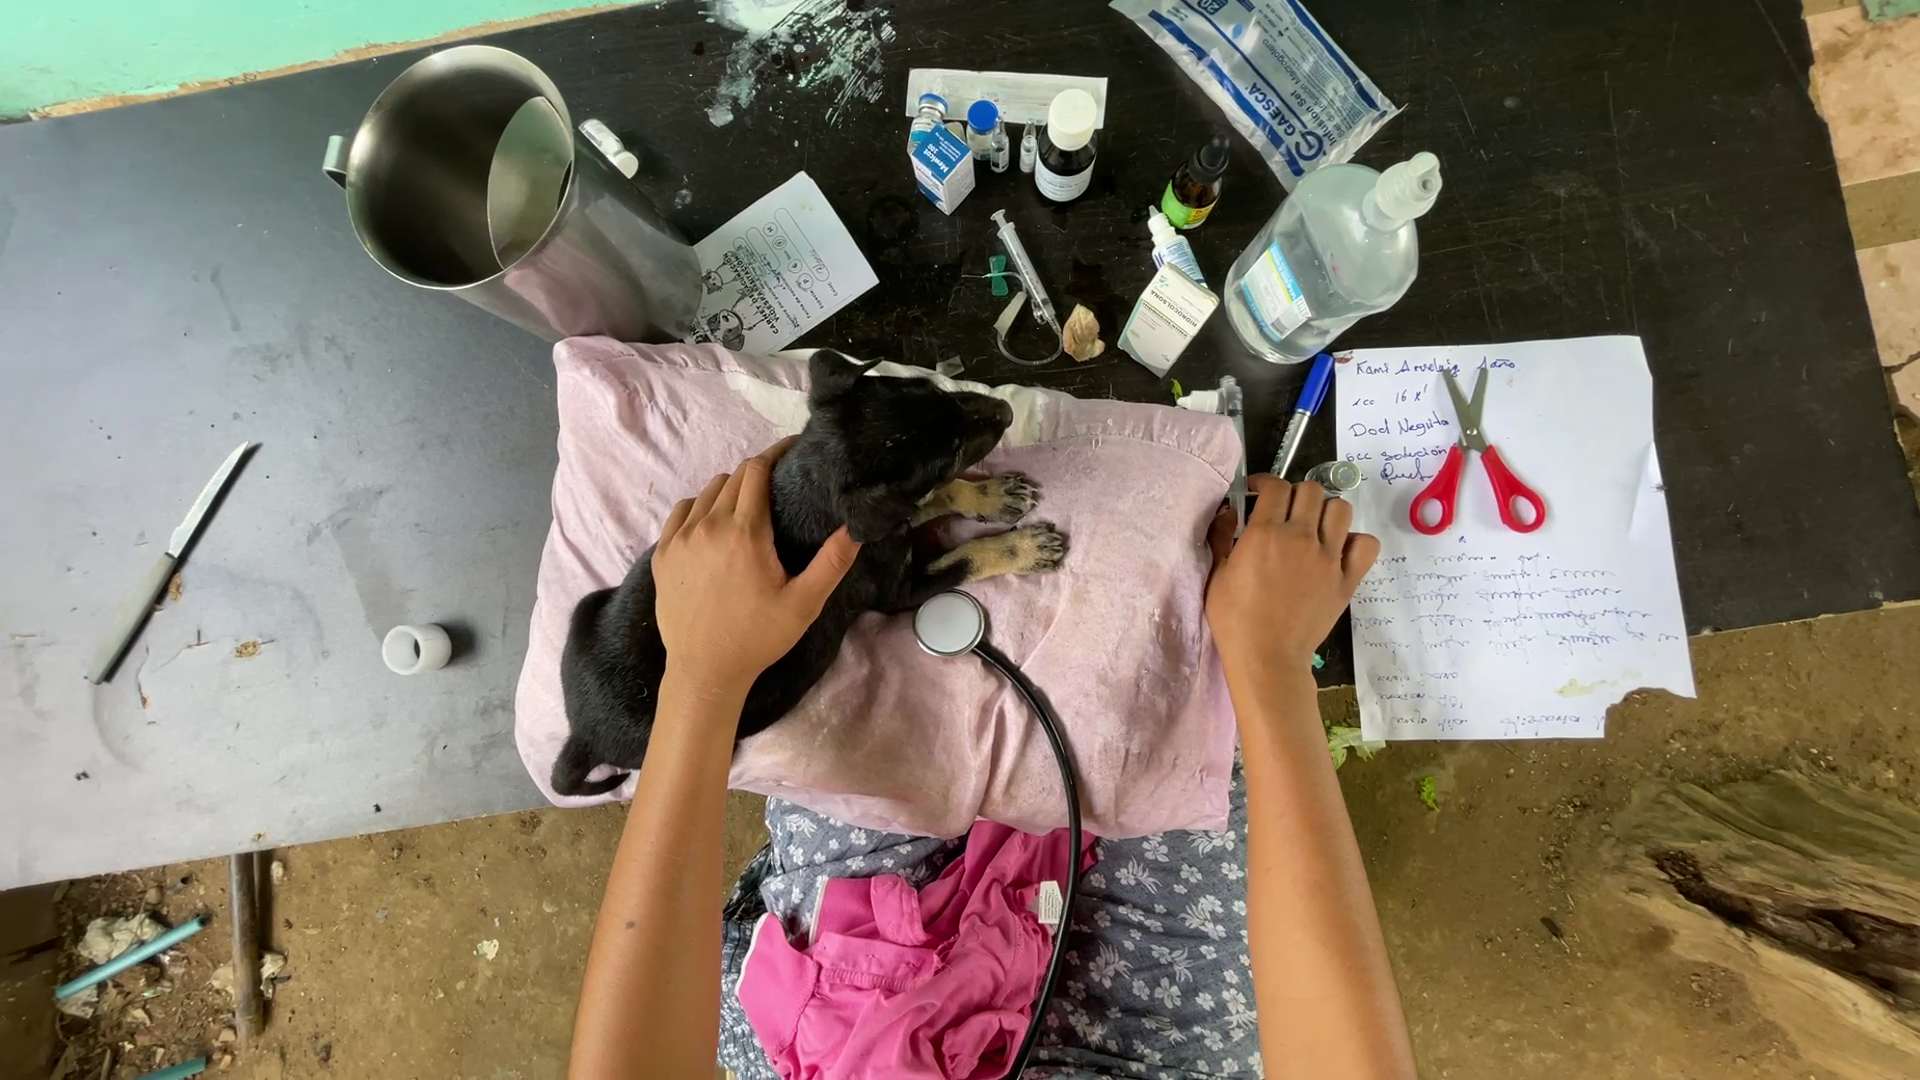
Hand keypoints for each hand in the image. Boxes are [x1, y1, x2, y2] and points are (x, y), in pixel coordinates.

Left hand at [651, 439, 861, 697]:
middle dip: (758, 472)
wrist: (704, 671)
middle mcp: (708, 525)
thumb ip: (832, 562)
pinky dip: (700, 507)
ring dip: (730, 490)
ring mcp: (680, 539)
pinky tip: (713, 524)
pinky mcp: (663, 554)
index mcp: (745, 532)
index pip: (756, 470)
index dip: (776, 454)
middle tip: (779, 485)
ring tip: (749, 507)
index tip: (792, 451)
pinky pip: (682, 512)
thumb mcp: (805, 603)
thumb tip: (858, 527)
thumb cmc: (759, 637)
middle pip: (734, 477)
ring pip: (707, 492)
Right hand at [1206, 475, 1379, 674]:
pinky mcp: (1346, 579)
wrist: (1266, 656)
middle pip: (1311, 491)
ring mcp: (1328, 558)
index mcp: (1264, 533)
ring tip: (1312, 527)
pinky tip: (1336, 550)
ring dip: (1325, 512)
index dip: (1265, 483)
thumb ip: (1221, 536)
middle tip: (1284, 511)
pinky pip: (1365, 544)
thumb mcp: (1216, 573)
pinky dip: (1353, 540)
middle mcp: (1300, 538)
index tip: (1257, 493)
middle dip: (1295, 495)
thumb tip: (1230, 510)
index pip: (1275, 486)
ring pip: (1340, 509)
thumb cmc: (1233, 617)